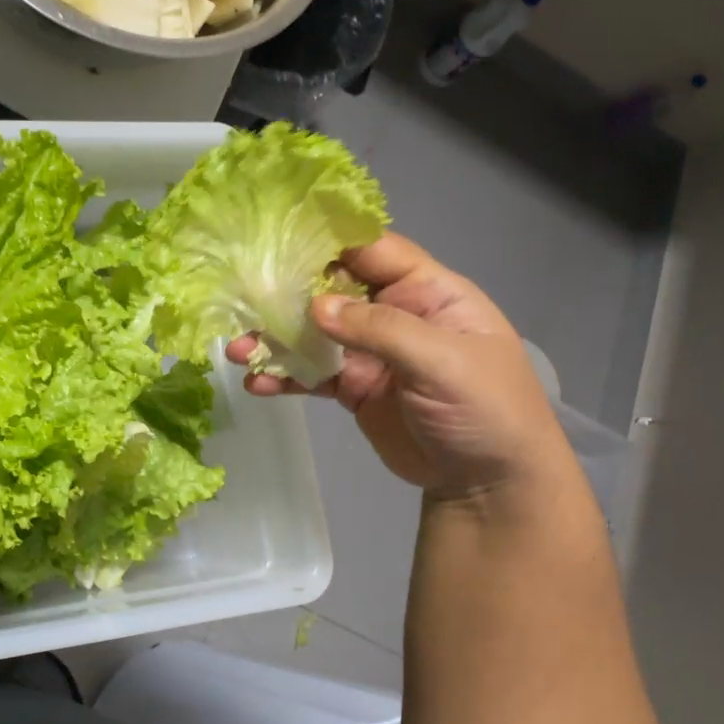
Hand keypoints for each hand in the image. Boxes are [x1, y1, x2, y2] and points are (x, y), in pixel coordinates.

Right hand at [225, 234, 568, 498]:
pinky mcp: (352, 388)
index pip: (373, 251)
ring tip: (235, 351)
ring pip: (312, 335)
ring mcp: (369, 353)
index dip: (329, 243)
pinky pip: (310, 375)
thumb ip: (380, 330)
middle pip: (331, 291)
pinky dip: (282, 378)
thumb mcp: (443, 362)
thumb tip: (316, 306)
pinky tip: (256, 384)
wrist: (488, 482)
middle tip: (240, 304)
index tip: (278, 241)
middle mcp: (393, 314)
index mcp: (426, 292)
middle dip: (285, 296)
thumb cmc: (486, 409)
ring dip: (273, 340)